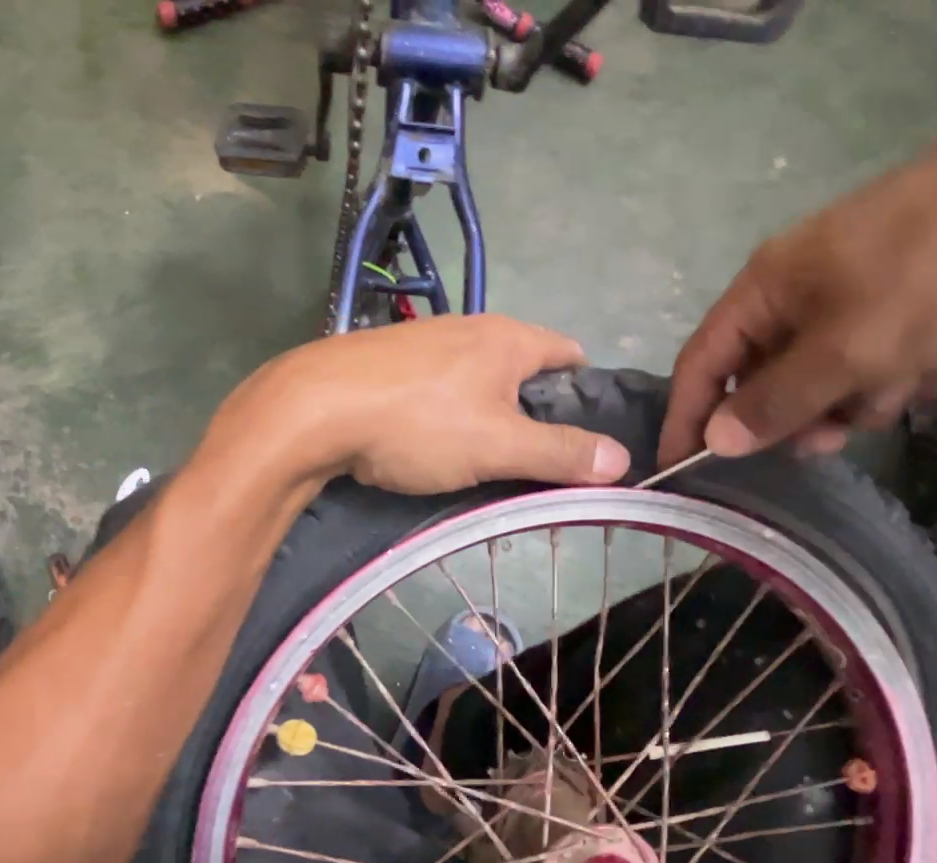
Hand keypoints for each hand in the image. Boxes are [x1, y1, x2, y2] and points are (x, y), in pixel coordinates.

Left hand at [208, 315, 630, 493]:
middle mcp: (469, 328)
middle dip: (532, 410)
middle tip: (530, 460)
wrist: (314, 410)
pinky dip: (444, 413)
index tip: (582, 438)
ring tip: (479, 460)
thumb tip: (622, 458)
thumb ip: (560, 453)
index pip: (569, 354)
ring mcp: (422, 342)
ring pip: (475, 379)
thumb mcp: (499, 446)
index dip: (583, 393)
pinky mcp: (385, 363)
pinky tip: (427, 444)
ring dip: (486, 414)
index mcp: (508, 338)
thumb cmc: (419, 423)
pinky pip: (435, 388)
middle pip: (521, 367)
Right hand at [656, 75, 936, 462]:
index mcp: (769, 286)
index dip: (688, 416)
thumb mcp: (848, 348)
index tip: (679, 472)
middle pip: (770, 375)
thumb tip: (713, 441)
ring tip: (913, 379)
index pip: (704, 362)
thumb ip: (777, 400)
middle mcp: (804, 287)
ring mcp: (862, 291)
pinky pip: (886, 360)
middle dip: (800, 411)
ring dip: (865, 394)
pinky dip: (909, 372)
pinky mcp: (917, 300)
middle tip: (830, 438)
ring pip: (833, 375)